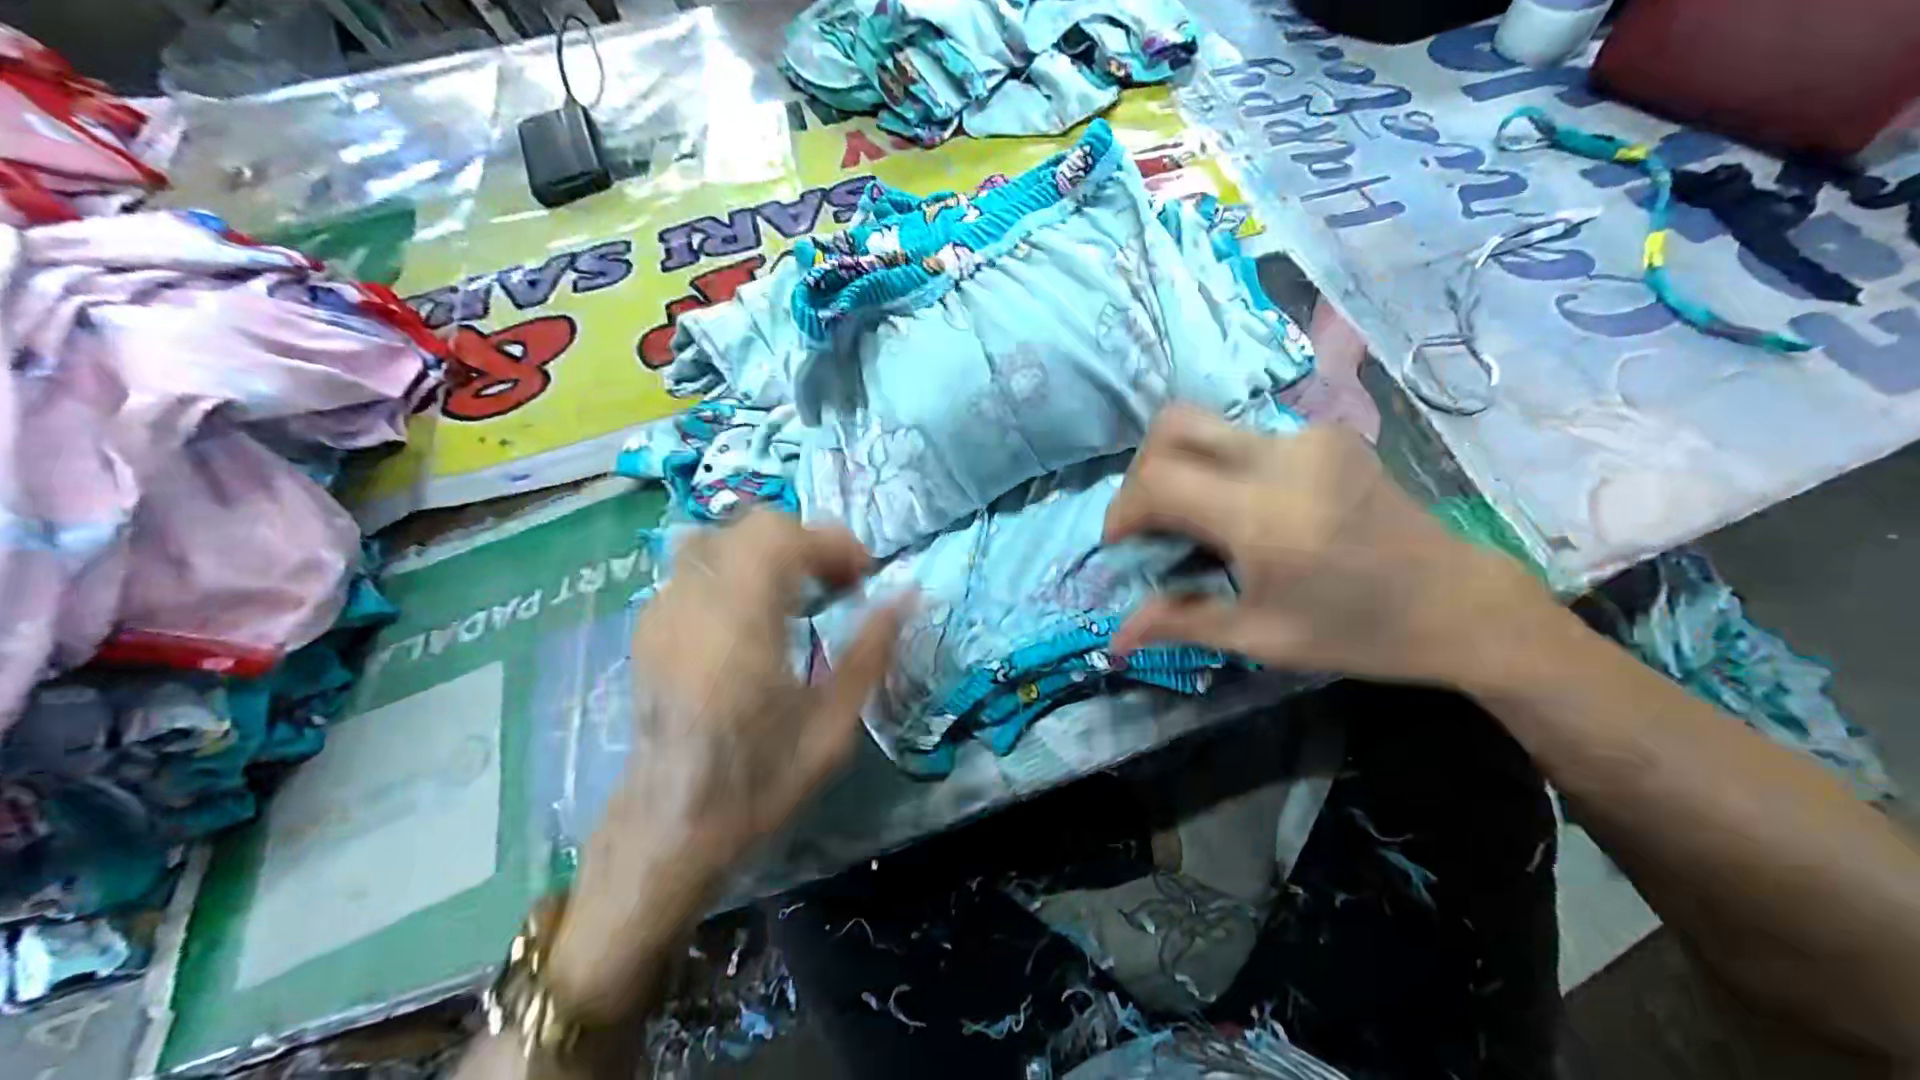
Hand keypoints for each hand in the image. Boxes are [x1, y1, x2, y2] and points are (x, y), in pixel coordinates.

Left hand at [547, 510, 903, 1020]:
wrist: (670, 826)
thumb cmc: (760, 782)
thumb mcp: (833, 727)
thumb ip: (872, 652)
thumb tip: (910, 595)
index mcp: (742, 626)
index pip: (785, 538)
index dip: (834, 543)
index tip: (865, 576)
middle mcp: (695, 603)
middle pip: (753, 525)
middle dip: (806, 542)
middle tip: (838, 583)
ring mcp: (664, 610)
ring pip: (722, 537)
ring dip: (769, 552)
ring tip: (798, 594)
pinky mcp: (650, 625)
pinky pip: (697, 567)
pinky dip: (736, 569)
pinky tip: (753, 615)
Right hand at [1105, 407, 1551, 686]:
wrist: (1461, 603)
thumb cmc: (1358, 632)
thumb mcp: (1261, 638)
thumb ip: (1180, 622)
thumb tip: (1115, 637)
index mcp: (1264, 516)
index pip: (1157, 480)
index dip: (1121, 510)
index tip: (1121, 545)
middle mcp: (1282, 458)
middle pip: (1172, 425)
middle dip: (1141, 470)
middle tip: (1149, 518)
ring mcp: (1309, 438)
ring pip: (1208, 426)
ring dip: (1181, 467)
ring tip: (1197, 521)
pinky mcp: (1327, 435)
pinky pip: (1246, 436)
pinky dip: (1221, 468)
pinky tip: (1244, 511)